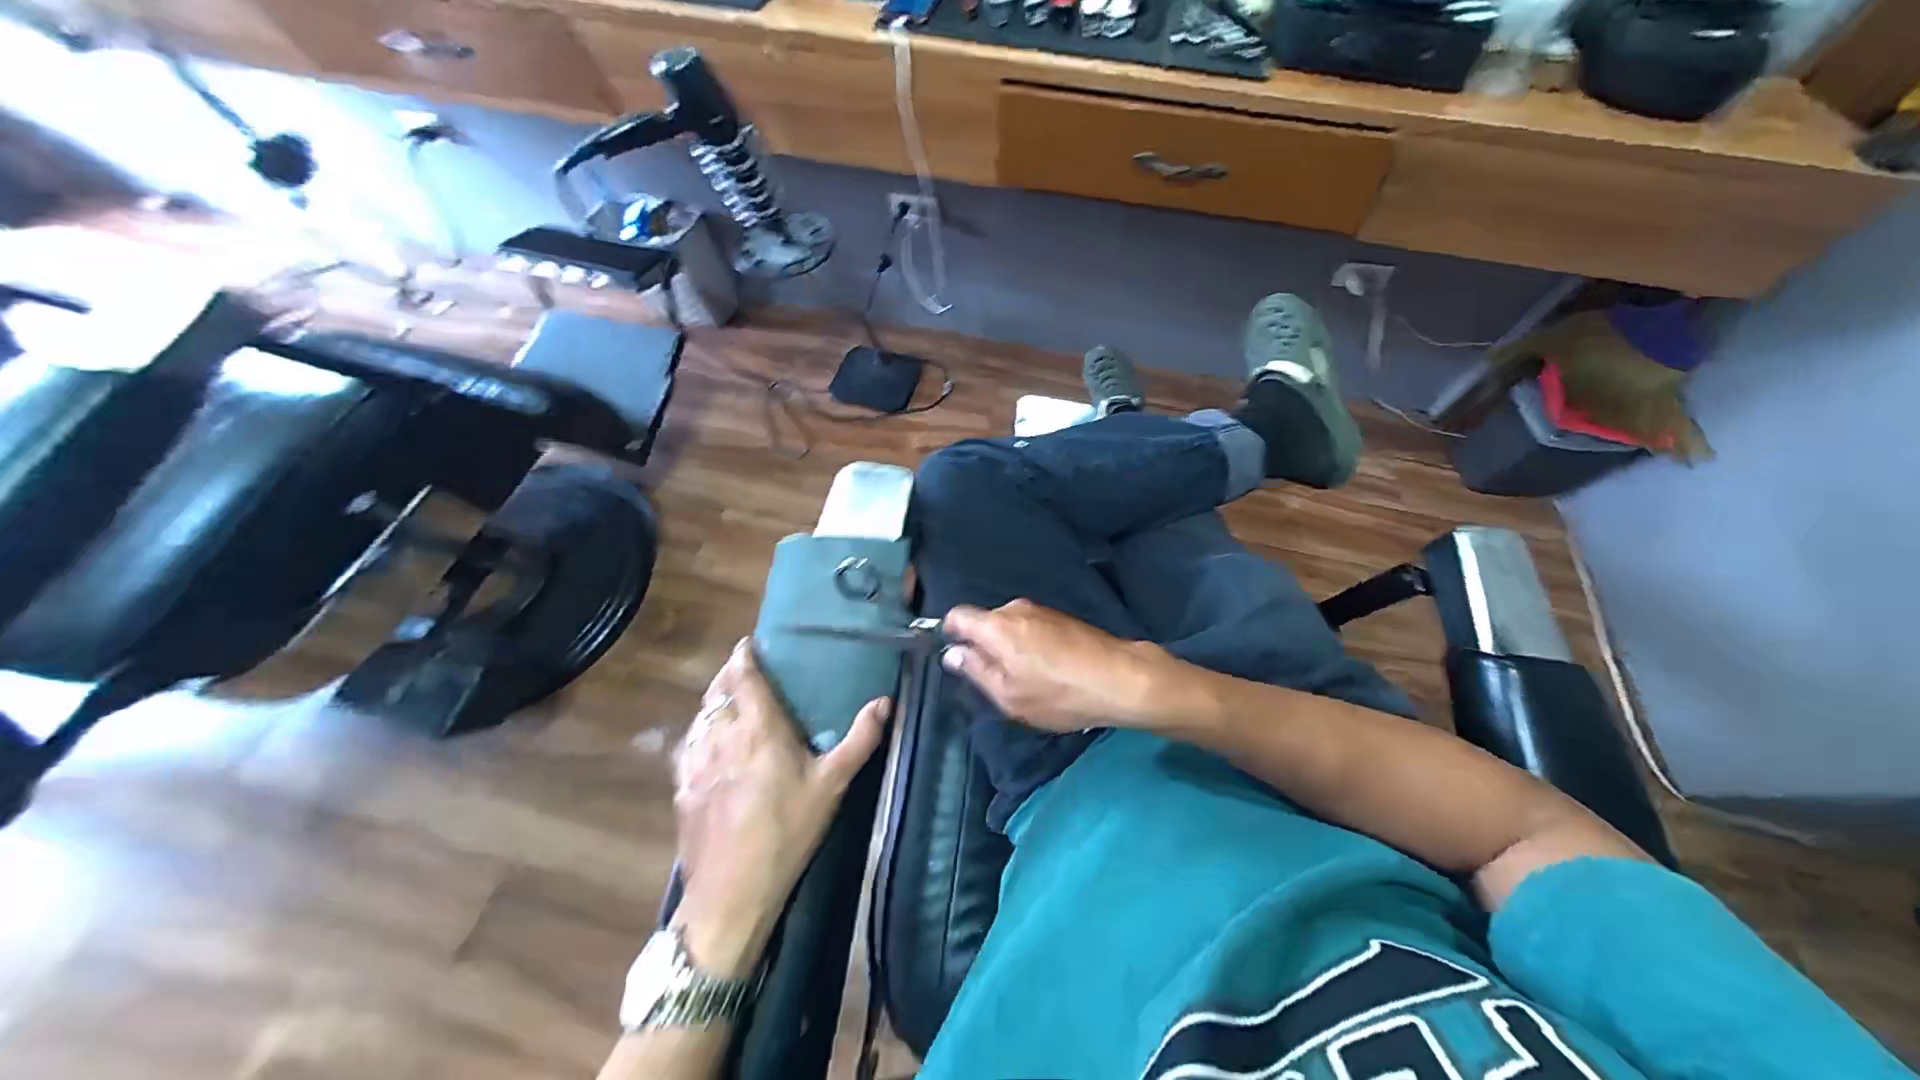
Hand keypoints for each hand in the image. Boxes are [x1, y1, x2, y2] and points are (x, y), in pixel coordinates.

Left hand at [670, 640, 889, 974]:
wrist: (732, 891)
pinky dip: (698, 731)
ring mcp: (697, 762)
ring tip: (727, 700)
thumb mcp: (832, 786)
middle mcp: (722, 735)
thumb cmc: (788, 832)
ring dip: (713, 701)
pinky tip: (706, 741)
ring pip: (701, 716)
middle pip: (718, 691)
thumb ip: (859, 740)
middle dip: (728, 674)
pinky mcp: (683, 787)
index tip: (749, 643)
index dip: (744, 655)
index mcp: (759, 728)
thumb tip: (884, 702)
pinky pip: (688, 745)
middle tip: (742, 668)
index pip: (744, 677)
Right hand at [940, 600, 1187, 732]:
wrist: (1122, 679)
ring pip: (1010, 627)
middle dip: (984, 647)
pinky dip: (1031, 647)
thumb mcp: (1009, 695)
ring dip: (1011, 649)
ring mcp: (1042, 611)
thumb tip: (953, 653)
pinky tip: (1050, 672)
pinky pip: (1032, 629)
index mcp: (996, 625)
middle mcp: (1015, 609)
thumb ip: (976, 671)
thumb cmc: (1059, 693)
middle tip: (997, 682)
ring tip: (1029, 680)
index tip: (959, 659)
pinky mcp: (1063, 618)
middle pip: (985, 623)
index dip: (951, 635)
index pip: (957, 616)